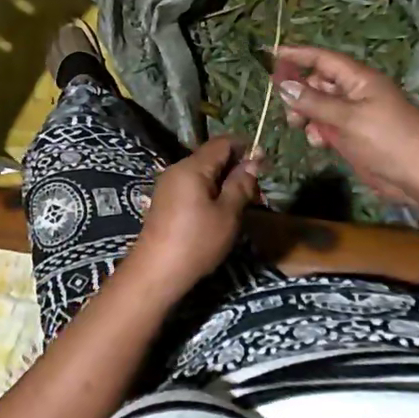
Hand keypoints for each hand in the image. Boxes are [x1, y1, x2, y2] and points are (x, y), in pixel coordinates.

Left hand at [129, 136, 260, 291]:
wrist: (155, 274)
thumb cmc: (196, 242)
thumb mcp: (227, 213)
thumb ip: (241, 184)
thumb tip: (253, 161)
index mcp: (193, 167)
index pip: (223, 143)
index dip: (245, 149)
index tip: (263, 168)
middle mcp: (178, 169)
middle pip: (213, 157)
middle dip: (237, 169)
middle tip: (256, 194)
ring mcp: (169, 186)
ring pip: (204, 173)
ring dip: (225, 184)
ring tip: (241, 207)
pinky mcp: (166, 202)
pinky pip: (193, 187)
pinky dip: (210, 194)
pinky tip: (220, 214)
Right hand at [272, 45, 418, 208]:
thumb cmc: (389, 139)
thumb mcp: (349, 118)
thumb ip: (315, 102)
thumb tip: (284, 84)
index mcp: (360, 79)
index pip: (323, 59)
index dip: (298, 55)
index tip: (271, 53)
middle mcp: (357, 93)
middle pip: (320, 82)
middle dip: (300, 91)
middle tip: (285, 107)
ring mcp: (357, 116)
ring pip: (322, 107)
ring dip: (308, 114)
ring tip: (300, 127)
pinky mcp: (357, 138)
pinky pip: (331, 127)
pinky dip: (320, 132)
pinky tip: (318, 143)